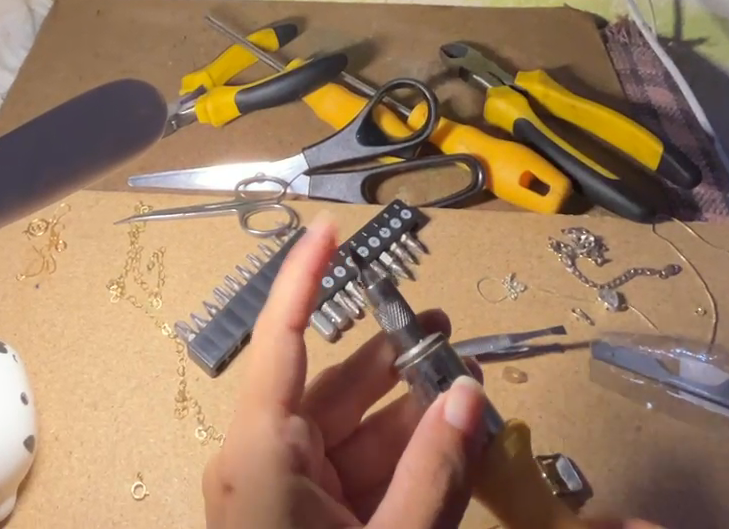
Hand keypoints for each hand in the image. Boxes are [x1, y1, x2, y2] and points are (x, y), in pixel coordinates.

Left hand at [203, 221, 490, 528]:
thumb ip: (433, 472)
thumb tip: (468, 396)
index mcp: (261, 451)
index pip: (280, 338)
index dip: (304, 276)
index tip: (328, 228)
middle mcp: (262, 457)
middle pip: (331, 389)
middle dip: (392, 358)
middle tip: (444, 330)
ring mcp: (280, 489)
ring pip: (349, 430)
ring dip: (406, 407)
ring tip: (462, 380)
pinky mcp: (299, 515)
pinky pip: (351, 470)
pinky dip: (398, 457)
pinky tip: (446, 438)